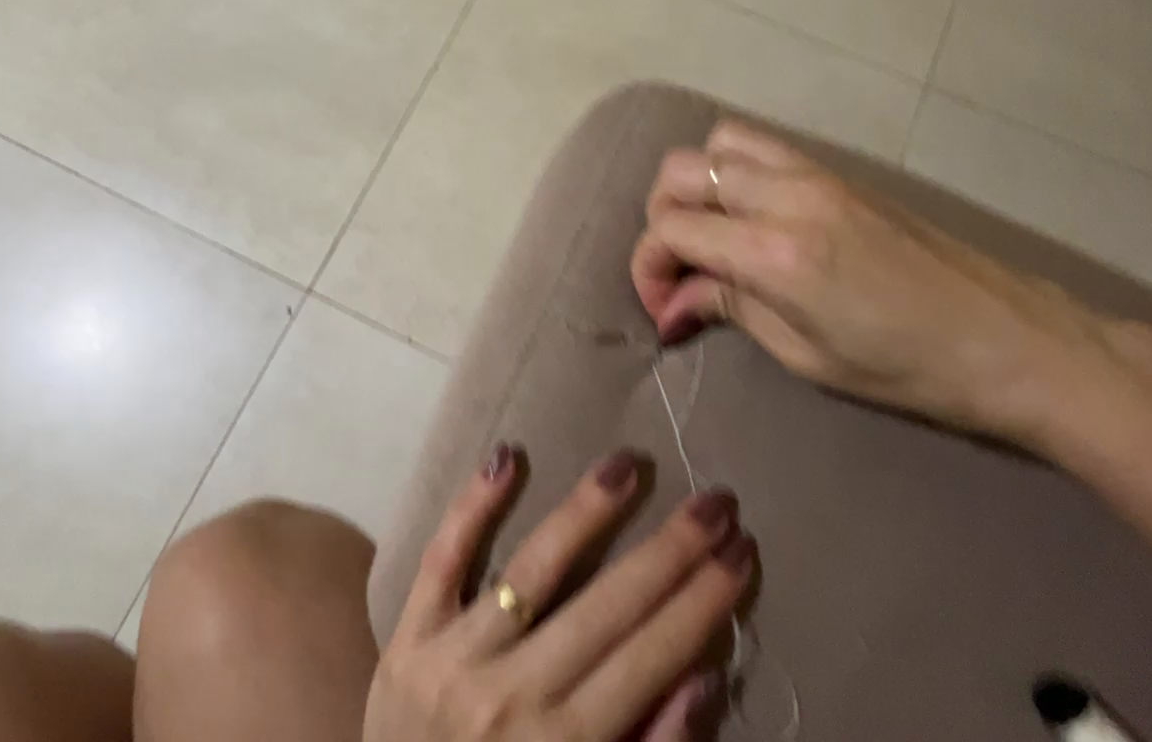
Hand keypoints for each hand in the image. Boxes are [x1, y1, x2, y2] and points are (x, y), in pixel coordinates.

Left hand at [365, 444, 752, 741]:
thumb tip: (703, 677)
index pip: (650, 657)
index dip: (702, 601)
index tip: (740, 549)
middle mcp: (513, 695)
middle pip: (606, 607)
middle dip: (670, 551)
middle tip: (716, 502)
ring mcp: (454, 657)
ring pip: (532, 569)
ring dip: (586, 512)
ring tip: (628, 465)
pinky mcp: (411, 632)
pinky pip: (443, 557)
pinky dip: (474, 506)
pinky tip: (509, 456)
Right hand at [630, 120, 1151, 444]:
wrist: (1014, 343)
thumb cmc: (908, 369)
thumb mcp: (806, 355)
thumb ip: (730, 308)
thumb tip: (674, 303)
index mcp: (775, 251)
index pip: (672, 227)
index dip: (647, 266)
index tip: (662, 308)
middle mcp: (787, 195)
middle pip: (682, 171)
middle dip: (660, 219)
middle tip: (680, 271)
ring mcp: (817, 175)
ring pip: (718, 142)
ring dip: (695, 185)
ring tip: (709, 235)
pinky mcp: (841, 174)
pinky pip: (761, 147)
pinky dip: (732, 171)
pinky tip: (748, 219)